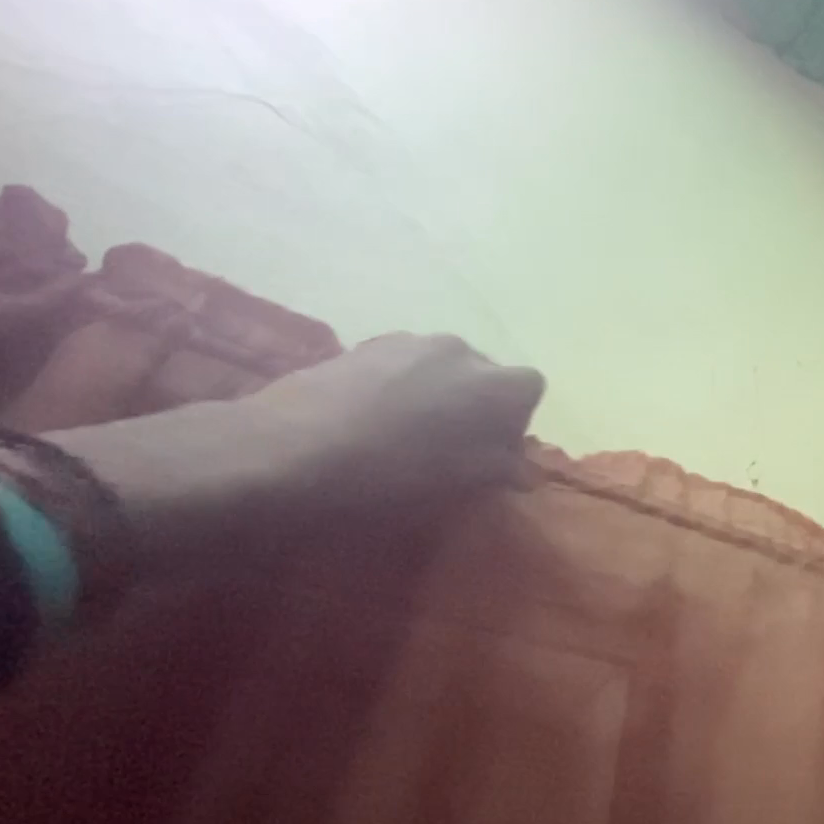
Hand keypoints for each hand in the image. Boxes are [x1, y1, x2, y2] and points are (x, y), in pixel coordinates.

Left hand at [241, 331, 546, 516]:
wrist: (293, 450)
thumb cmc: (398, 474)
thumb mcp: (465, 482)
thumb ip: (502, 467)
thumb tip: (520, 468)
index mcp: (496, 384)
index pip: (531, 387)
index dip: (517, 418)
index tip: (495, 449)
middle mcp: (461, 350)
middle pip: (485, 373)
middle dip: (477, 404)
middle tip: (454, 445)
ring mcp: (409, 341)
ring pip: (441, 368)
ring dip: (437, 395)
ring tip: (407, 433)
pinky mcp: (364, 344)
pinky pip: (402, 366)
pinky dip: (400, 388)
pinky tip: (373, 420)